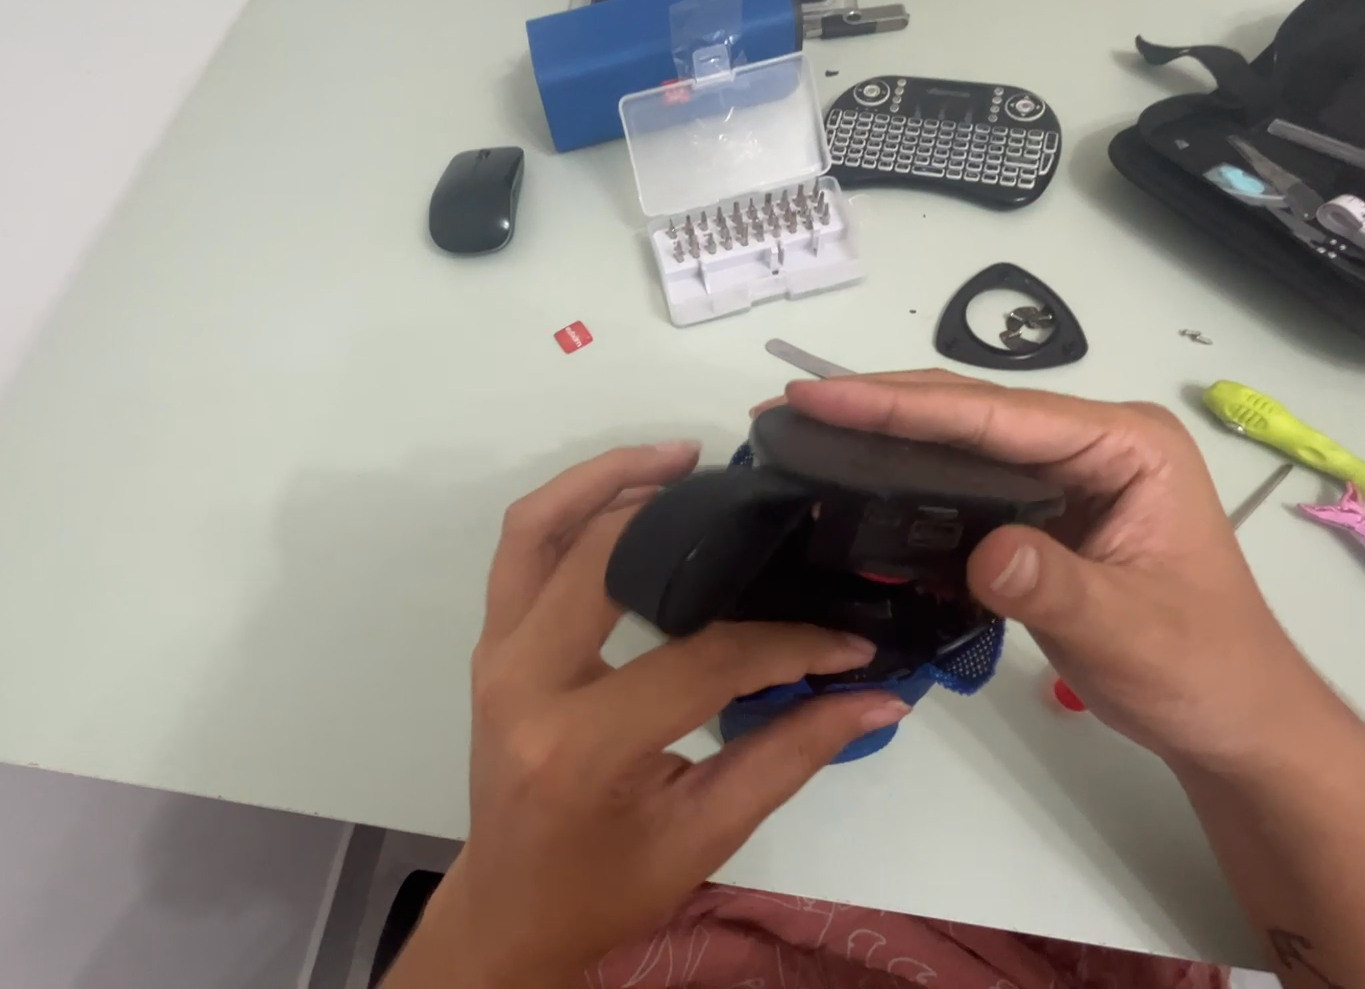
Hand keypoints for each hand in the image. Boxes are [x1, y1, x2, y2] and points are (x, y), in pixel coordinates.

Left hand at [386, 442, 908, 988]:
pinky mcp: (489, 639)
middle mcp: (522, 681)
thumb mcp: (706, 833)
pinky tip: (626, 493)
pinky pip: (522, 548)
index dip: (783, 644)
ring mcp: (493, 652)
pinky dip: (568, 505)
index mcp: (580, 746)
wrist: (510, 906)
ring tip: (677, 458)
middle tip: (745, 497)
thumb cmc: (605, 884)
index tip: (844, 641)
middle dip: (680, 518)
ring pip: (537, 528)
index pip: (698, 661)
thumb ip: (791, 754)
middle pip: (602, 561)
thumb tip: (875, 694)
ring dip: (604, 479)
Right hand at [779, 373, 1340, 770]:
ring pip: (950, 438)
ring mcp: (1056, 472)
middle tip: (787, 408)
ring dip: (875, 435)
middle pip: (962, 409)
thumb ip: (1058, 588)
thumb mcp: (1131, 634)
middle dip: (872, 406)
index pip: (992, 414)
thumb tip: (984, 552)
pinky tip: (849, 476)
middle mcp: (1084, 441)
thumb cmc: (1199, 669)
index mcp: (1121, 445)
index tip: (815, 399)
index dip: (897, 405)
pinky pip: (951, 479)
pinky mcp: (1030, 506)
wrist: (1225, 716)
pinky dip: (896, 476)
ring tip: (801, 433)